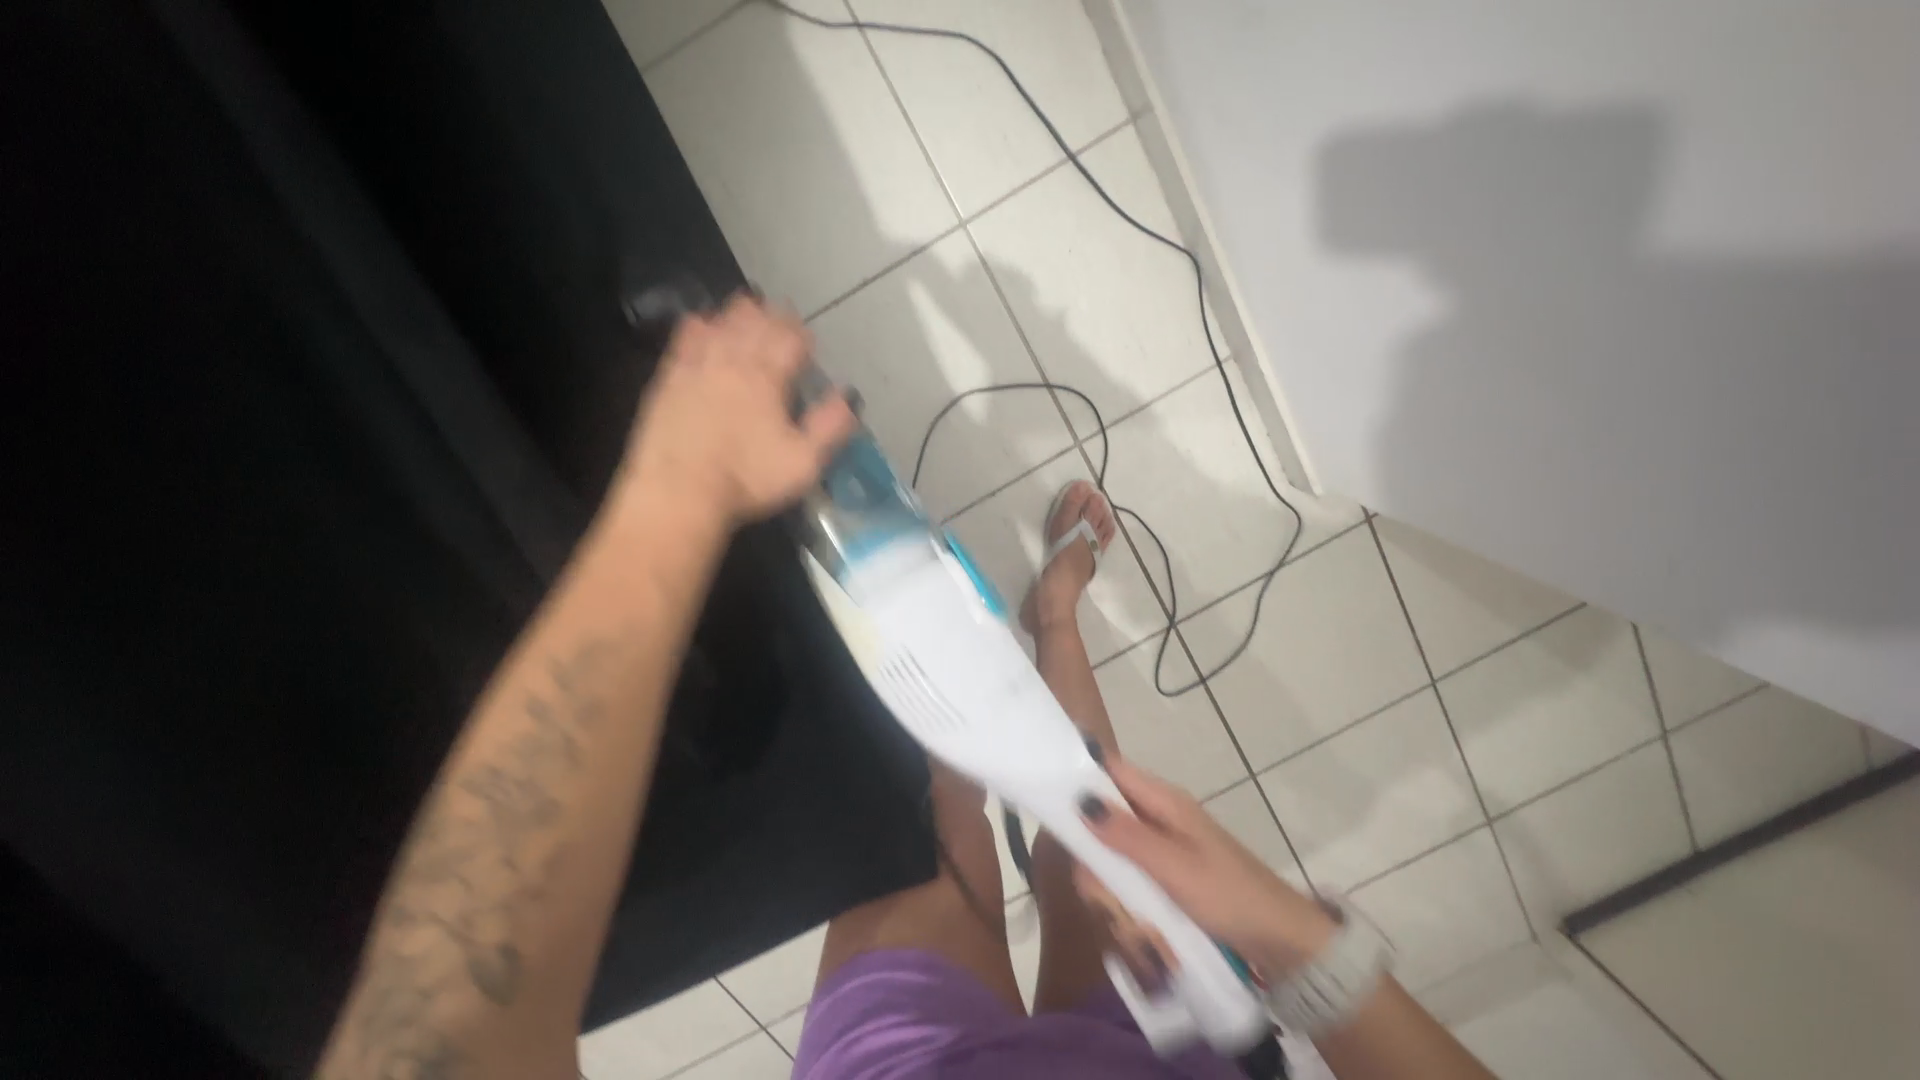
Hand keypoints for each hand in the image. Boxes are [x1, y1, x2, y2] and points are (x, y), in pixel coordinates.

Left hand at [622, 294, 856, 524]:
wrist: (679, 491)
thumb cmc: (748, 479)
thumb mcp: (804, 462)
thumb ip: (830, 425)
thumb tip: (849, 395)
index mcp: (769, 378)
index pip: (790, 340)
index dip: (801, 335)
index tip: (808, 339)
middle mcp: (733, 361)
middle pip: (755, 324)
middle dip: (771, 316)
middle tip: (778, 313)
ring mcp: (697, 366)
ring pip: (721, 324)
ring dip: (736, 314)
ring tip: (745, 307)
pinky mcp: (668, 378)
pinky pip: (684, 338)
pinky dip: (697, 326)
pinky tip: (699, 323)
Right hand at [1076, 761, 1338, 979]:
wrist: (1284, 943)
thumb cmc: (1230, 897)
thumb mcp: (1174, 868)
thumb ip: (1126, 835)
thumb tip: (1080, 799)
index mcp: (1165, 802)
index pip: (1111, 771)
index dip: (1080, 778)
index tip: (1052, 805)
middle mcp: (1160, 819)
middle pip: (1103, 820)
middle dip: (1095, 859)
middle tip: (1102, 893)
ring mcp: (1164, 851)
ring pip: (1112, 856)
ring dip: (1112, 889)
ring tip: (1129, 919)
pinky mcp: (1168, 880)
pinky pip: (1130, 881)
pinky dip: (1128, 902)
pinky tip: (1138, 926)